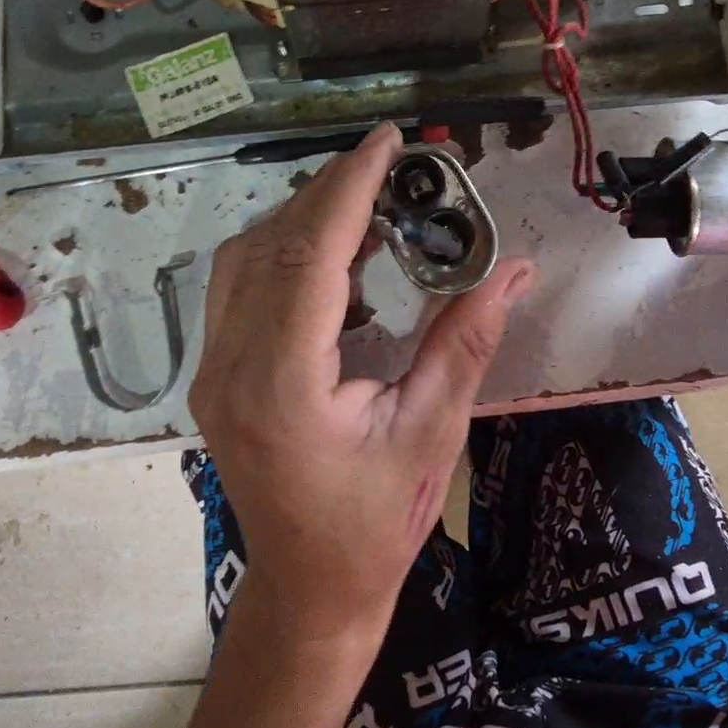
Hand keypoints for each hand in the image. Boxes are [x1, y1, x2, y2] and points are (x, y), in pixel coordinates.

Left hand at [189, 123, 536, 645]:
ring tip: (369, 202)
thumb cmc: (375, 522)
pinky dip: (286, 253)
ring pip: (246, 259)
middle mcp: (229, 366)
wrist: (311, 587)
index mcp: (282, 383)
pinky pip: (241, 287)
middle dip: (330, 192)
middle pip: (271, 245)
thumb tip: (515, 269)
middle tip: (390, 164)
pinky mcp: (217, 374)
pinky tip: (337, 258)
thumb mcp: (432, 433)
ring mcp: (212, 370)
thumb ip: (465, 342)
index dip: (350, 188)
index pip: (311, 255)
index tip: (387, 141)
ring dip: (304, 219)